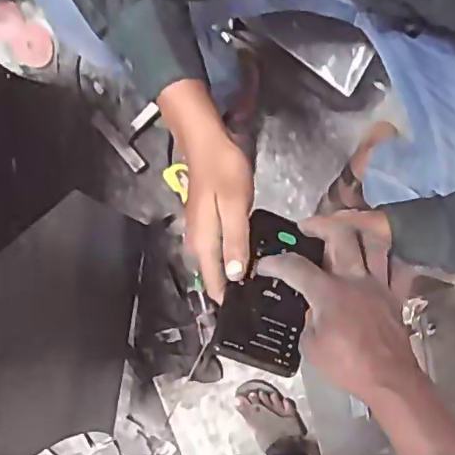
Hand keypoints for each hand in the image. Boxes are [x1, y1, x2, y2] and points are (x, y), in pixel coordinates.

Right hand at [181, 130, 254, 301]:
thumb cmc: (223, 170)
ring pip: (214, 262)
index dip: (227, 299)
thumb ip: (236, 242)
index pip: (213, 281)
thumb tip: (234, 277)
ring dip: (229, 275)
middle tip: (256, 304)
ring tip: (252, 287)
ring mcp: (200, 229)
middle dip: (229, 291)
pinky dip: (230, 257)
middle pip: (212, 275)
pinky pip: (218, 247)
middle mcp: (197, 240)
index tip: (245, 316)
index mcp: (203, 241)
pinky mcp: (207, 219)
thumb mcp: (234, 207)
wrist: (204, 138)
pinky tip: (245, 258)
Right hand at [256, 215, 426, 406]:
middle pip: (340, 234)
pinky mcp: (396, 295)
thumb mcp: (311, 346)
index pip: (296, 266)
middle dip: (320, 224)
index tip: (266, 265)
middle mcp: (355, 279)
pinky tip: (377, 259)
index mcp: (328, 292)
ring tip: (344, 233)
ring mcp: (379, 284)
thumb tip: (314, 310)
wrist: (388, 378)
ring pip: (373, 241)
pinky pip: (397, 266)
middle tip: (307, 228)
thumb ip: (309, 320)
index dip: (276, 262)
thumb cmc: (347, 366)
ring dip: (356, 231)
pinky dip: (387, 258)